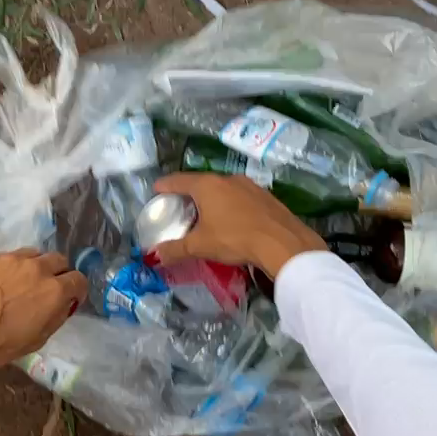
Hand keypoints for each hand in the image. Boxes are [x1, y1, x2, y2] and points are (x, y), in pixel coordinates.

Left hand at [0, 250, 86, 378]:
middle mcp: (39, 268)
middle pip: (60, 259)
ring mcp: (15, 259)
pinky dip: (14, 266)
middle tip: (49, 287)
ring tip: (25, 280)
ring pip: (36, 254)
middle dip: (59, 272)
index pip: (79, 280)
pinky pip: (12, 256)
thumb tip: (64, 304)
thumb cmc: (1, 343)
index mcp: (54, 291)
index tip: (71, 298)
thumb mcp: (38, 339)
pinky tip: (3, 280)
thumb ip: (56, 317)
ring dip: (37, 265)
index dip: (77, 290)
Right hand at [144, 174, 324, 277]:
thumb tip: (153, 256)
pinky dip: (231, 204)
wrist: (283, 242)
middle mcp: (227, 179)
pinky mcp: (266, 195)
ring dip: (212, 198)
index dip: (165, 185)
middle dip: (189, 192)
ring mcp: (249, 185)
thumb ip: (175, 250)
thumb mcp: (201, 246)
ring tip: (206, 213)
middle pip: (201, 182)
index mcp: (206, 185)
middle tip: (179, 205)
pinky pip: (240, 196)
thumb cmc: (235, 238)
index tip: (156, 189)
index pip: (178, 180)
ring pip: (223, 188)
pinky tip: (232, 219)